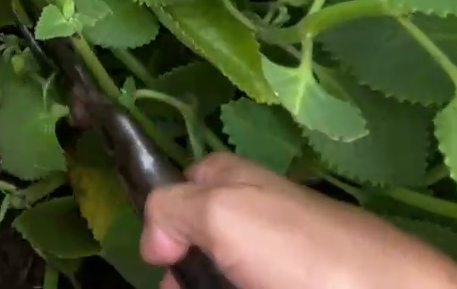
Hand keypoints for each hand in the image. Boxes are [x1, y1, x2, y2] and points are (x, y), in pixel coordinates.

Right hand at [142, 153, 456, 288]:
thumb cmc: (302, 252)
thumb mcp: (220, 211)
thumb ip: (169, 207)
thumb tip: (154, 241)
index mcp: (230, 179)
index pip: (175, 190)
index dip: (160, 225)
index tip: (160, 262)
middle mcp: (250, 215)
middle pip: (196, 245)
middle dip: (187, 274)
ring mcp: (276, 263)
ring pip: (227, 273)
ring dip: (212, 282)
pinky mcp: (296, 285)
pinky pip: (254, 282)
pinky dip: (243, 287)